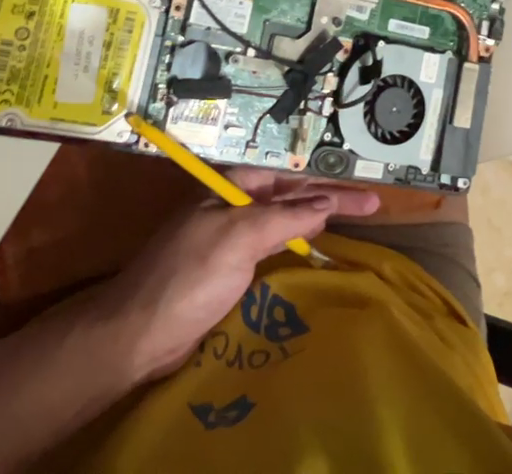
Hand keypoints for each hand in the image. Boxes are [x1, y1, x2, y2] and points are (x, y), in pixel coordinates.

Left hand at [98, 170, 379, 381]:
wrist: (139, 331)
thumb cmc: (189, 276)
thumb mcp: (239, 237)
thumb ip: (285, 217)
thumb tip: (326, 202)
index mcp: (229, 188)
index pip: (292, 181)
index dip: (332, 188)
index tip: (371, 198)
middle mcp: (230, 207)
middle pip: (289, 198)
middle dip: (328, 200)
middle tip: (372, 208)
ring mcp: (227, 240)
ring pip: (281, 224)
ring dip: (314, 223)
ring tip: (352, 226)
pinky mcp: (226, 271)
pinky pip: (270, 251)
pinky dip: (295, 248)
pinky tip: (312, 256)